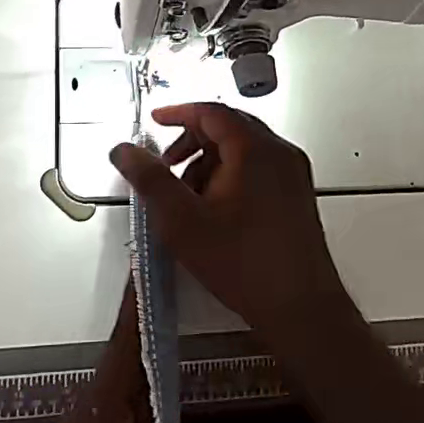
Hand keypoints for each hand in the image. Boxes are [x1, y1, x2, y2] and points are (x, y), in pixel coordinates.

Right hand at [110, 103, 351, 345]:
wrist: (301, 311)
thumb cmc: (241, 262)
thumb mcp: (182, 219)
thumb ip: (149, 178)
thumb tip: (122, 149)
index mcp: (254, 150)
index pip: (211, 112)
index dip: (178, 112)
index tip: (154, 120)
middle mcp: (280, 153)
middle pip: (228, 126)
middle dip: (191, 140)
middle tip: (165, 162)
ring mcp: (293, 175)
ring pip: (242, 149)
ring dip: (208, 160)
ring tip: (186, 194)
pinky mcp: (297, 196)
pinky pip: (257, 167)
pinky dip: (229, 173)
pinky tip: (213, 208)